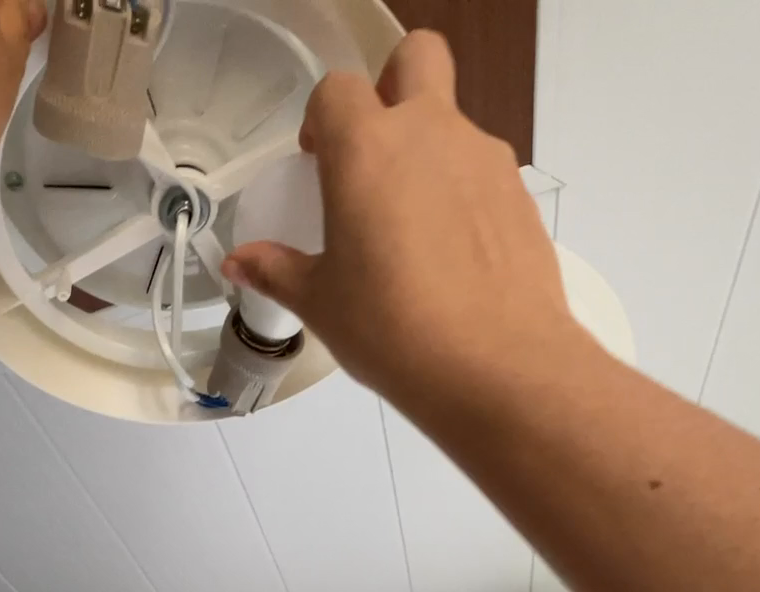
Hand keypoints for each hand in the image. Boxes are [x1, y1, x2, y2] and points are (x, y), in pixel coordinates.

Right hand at [223, 32, 581, 400]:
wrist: (493, 365)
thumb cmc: (390, 328)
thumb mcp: (320, 303)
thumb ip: (276, 270)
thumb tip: (239, 263)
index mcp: (367, 149)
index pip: (336, 91)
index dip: (321, 120)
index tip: (316, 162)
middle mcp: (431, 133)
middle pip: (415, 57)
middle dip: (389, 86)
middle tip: (371, 156)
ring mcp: (485, 159)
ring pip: (453, 121)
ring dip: (426, 151)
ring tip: (409, 231)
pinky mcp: (520, 195)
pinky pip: (482, 172)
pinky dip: (461, 194)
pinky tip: (449, 258)